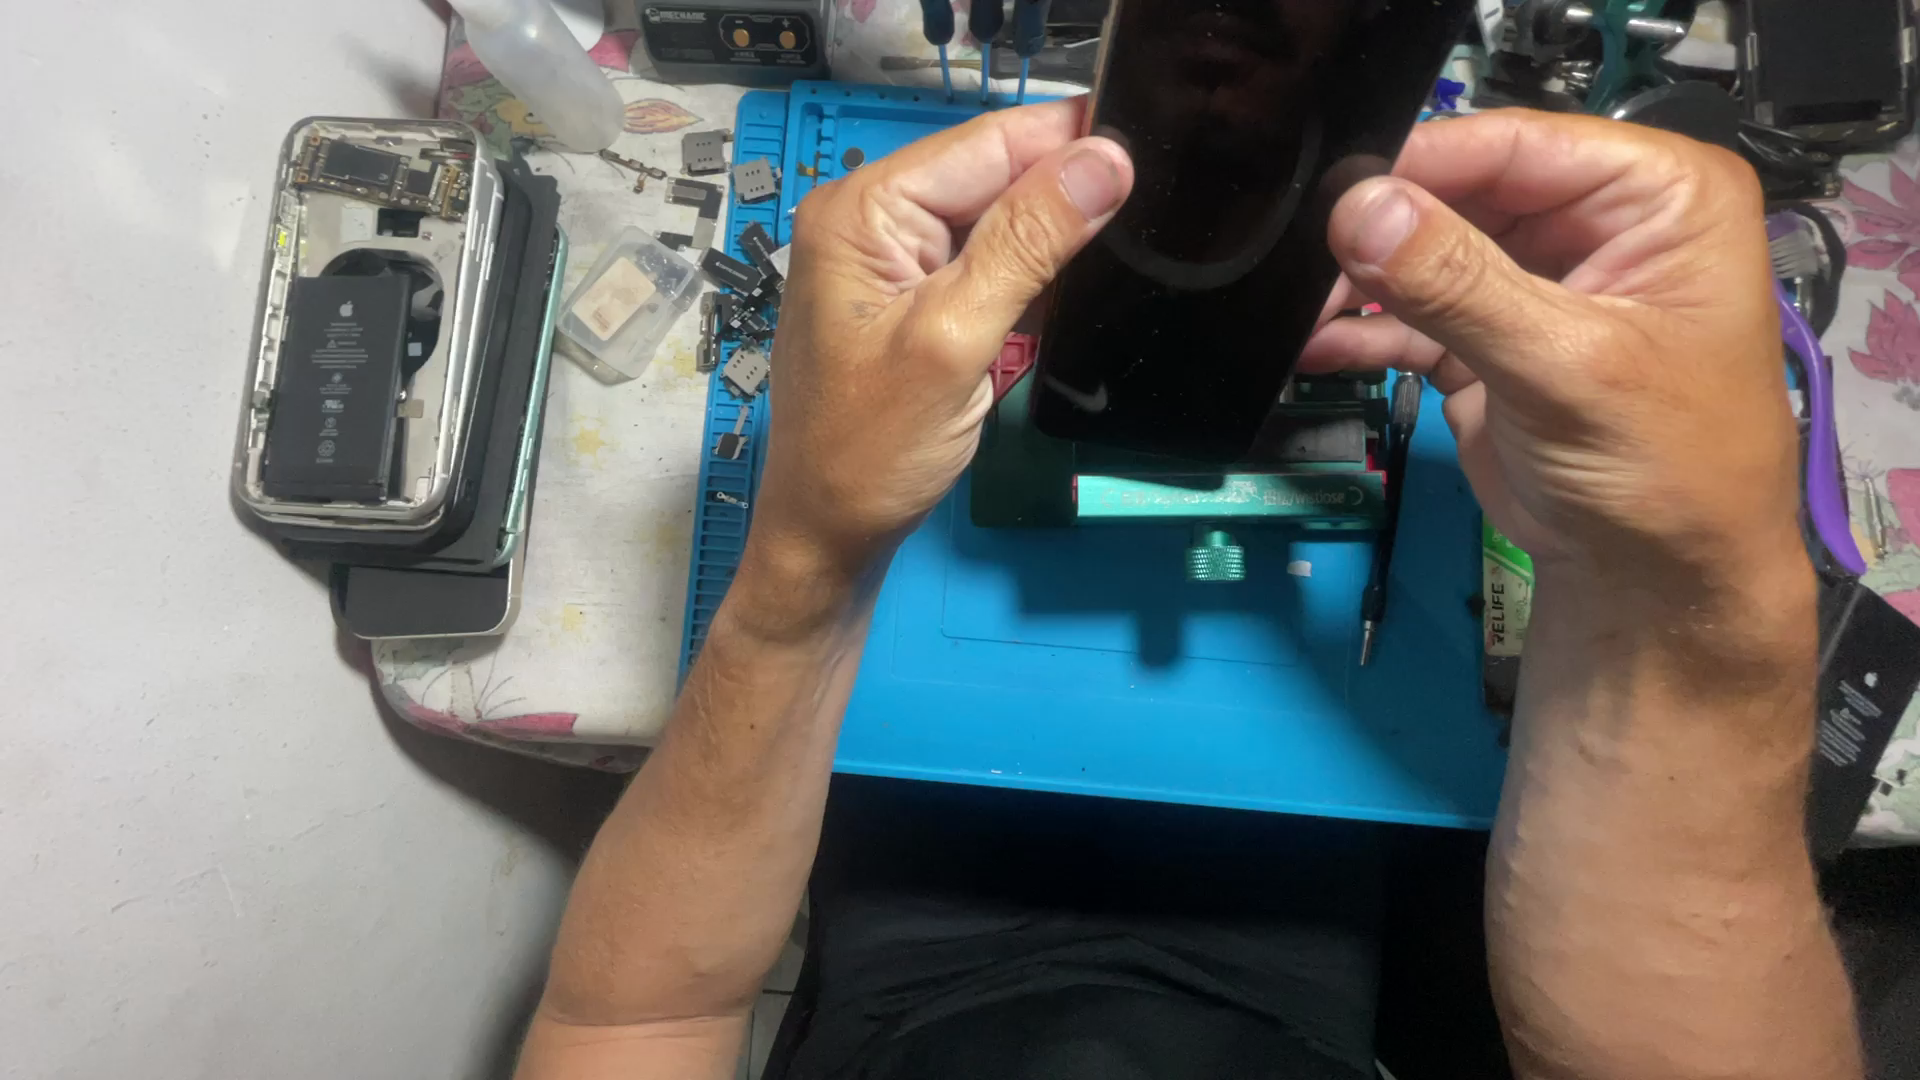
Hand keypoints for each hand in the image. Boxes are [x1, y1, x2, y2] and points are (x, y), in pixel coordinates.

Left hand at [750, 99, 1132, 589]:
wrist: (832, 530)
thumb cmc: (874, 449)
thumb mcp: (952, 340)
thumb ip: (1026, 245)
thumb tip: (1107, 158)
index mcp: (864, 212)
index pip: (986, 144)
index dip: (1071, 138)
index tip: (1155, 140)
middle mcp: (874, 224)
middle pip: (991, 181)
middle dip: (1065, 189)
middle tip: (1154, 198)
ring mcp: (894, 270)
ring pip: (995, 227)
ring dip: (1052, 238)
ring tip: (1129, 237)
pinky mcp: (915, 309)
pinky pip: (983, 272)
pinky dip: (1028, 280)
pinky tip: (1074, 284)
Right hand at [1302, 110, 1803, 595]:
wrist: (1637, 566)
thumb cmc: (1652, 460)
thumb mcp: (1559, 363)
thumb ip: (1458, 285)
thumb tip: (1361, 211)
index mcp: (1644, 199)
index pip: (1510, 148)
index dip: (1417, 170)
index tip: (1330, 204)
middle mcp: (1580, 231)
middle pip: (1451, 202)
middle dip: (1375, 239)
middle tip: (1305, 274)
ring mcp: (1519, 290)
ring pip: (1414, 263)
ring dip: (1355, 292)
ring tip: (1301, 320)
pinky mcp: (1473, 344)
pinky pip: (1401, 322)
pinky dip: (1358, 337)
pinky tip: (1316, 351)